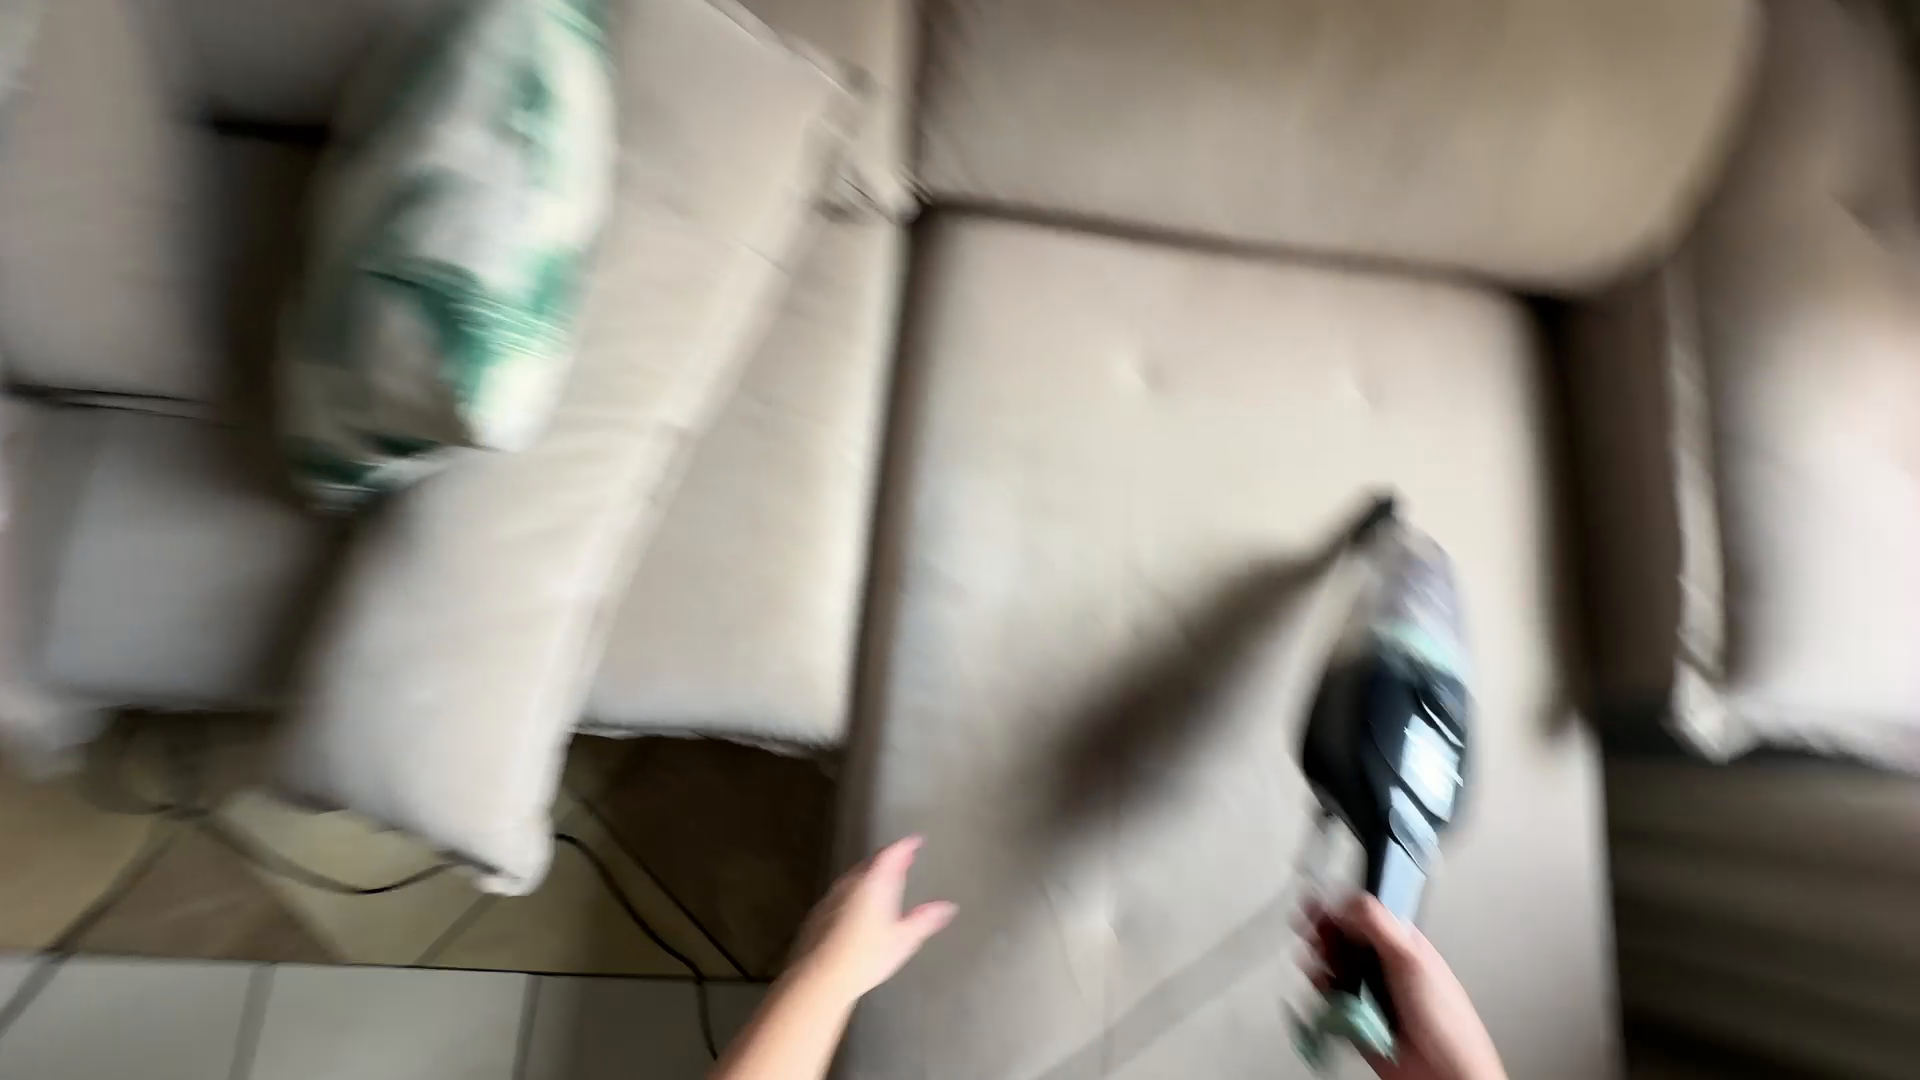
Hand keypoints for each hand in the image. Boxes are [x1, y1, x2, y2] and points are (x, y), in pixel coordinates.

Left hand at [790, 835, 955, 1001]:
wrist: (819, 978)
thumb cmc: (866, 956)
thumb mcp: (903, 940)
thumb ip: (925, 919)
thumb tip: (948, 906)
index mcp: (875, 882)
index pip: (892, 853)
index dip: (905, 845)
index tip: (916, 840)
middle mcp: (854, 882)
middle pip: (874, 861)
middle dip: (891, 858)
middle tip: (905, 858)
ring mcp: (834, 895)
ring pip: (857, 875)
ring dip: (873, 872)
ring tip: (885, 878)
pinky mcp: (821, 910)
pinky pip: (845, 890)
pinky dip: (858, 888)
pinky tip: (860, 903)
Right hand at [1302, 896, 1506, 1079]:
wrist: (1444, 1078)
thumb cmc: (1445, 1022)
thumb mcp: (1412, 962)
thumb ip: (1379, 926)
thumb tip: (1349, 898)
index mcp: (1402, 946)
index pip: (1365, 914)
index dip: (1341, 905)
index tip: (1321, 902)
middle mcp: (1383, 964)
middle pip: (1343, 935)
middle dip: (1323, 929)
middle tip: (1308, 927)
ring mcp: (1368, 988)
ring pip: (1333, 962)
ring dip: (1319, 956)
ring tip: (1314, 957)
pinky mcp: (1354, 1012)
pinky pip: (1329, 991)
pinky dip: (1320, 984)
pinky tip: (1319, 981)